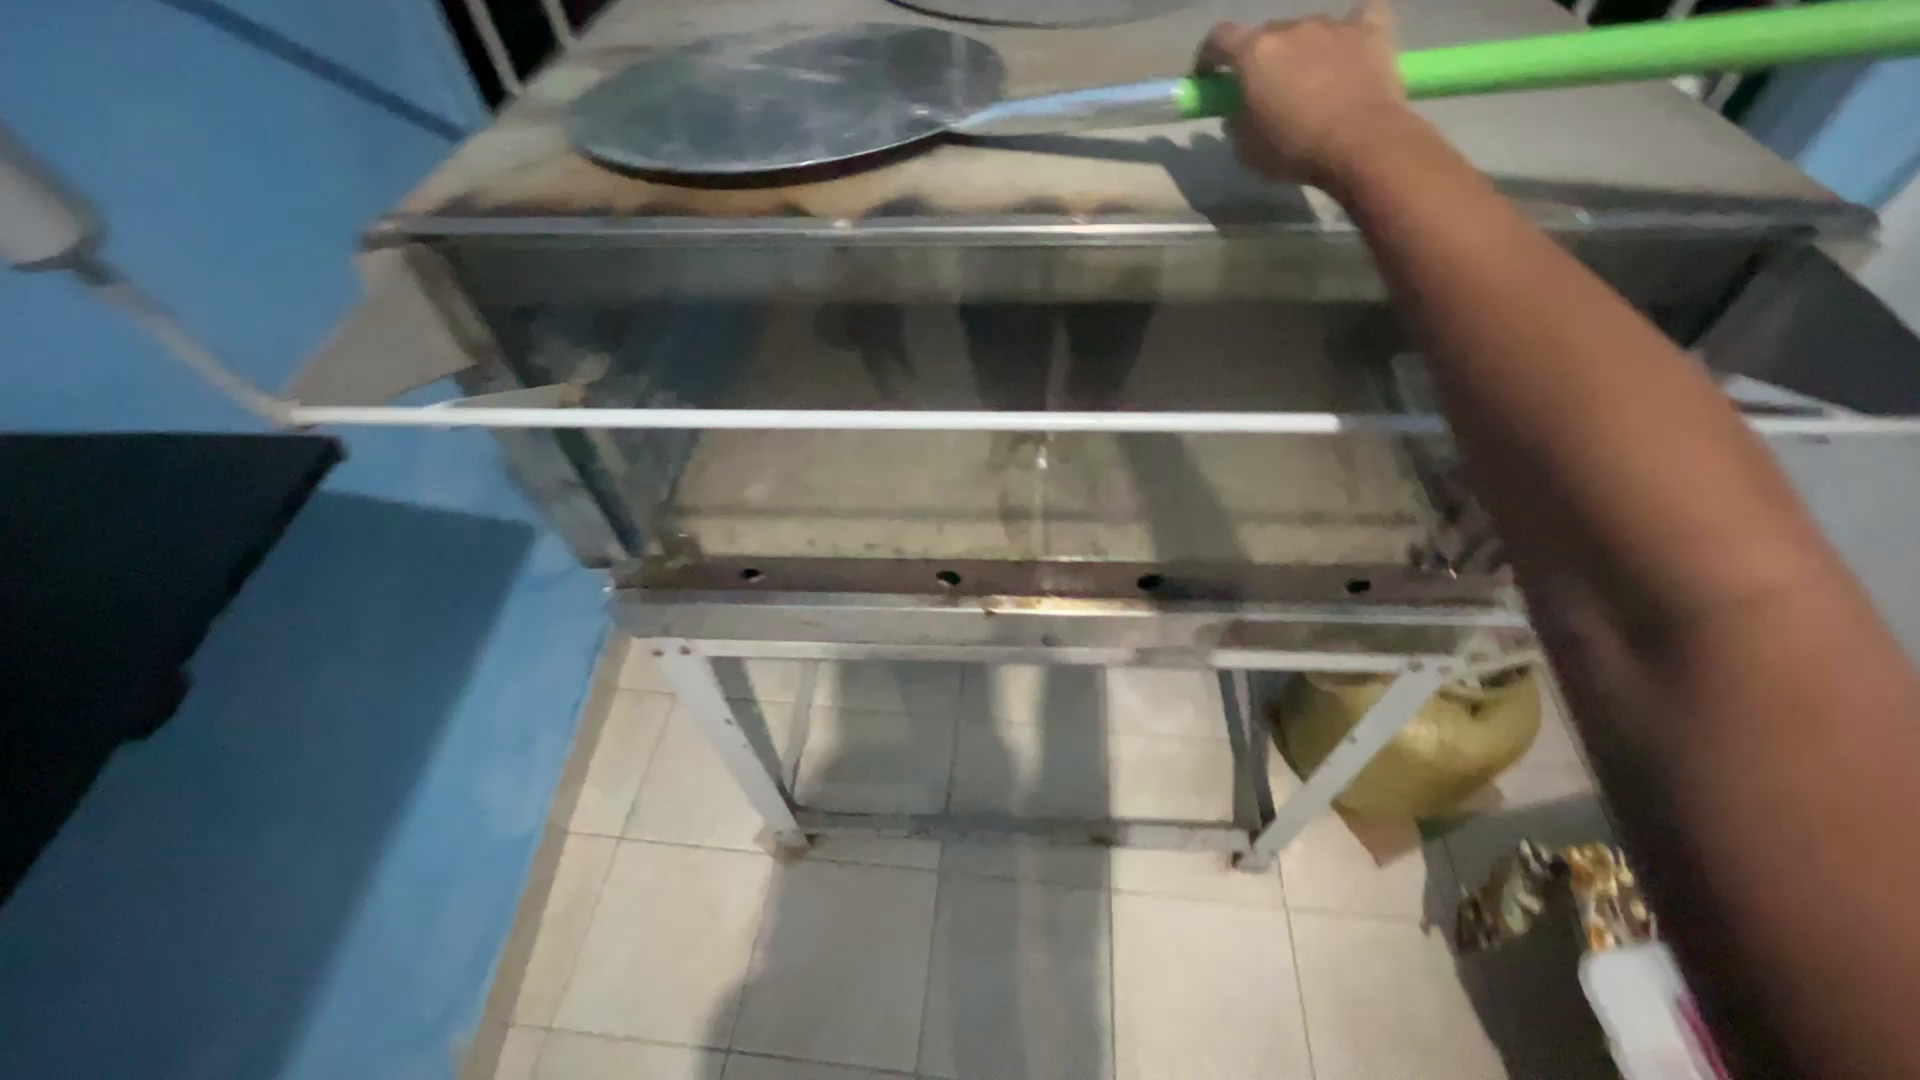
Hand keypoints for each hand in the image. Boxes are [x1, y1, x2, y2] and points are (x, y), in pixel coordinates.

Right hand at [1196, 1, 1415, 190]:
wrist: (1361, 144)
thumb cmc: (1294, 150)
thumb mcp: (1246, 150)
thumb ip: (1236, 122)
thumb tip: (1239, 111)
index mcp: (1254, 53)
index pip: (1219, 39)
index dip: (1209, 56)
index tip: (1209, 76)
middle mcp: (1290, 28)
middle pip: (1267, 35)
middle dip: (1261, 59)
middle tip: (1266, 90)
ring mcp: (1332, 25)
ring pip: (1308, 31)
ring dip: (1303, 51)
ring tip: (1313, 81)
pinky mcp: (1370, 30)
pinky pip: (1361, 17)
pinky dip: (1353, 30)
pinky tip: (1352, 46)